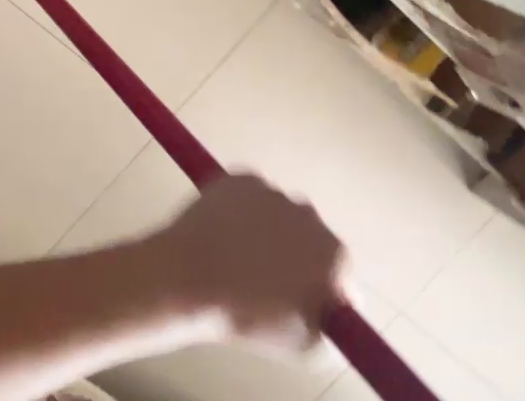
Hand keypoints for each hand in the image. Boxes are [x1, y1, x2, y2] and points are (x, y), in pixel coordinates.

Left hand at [138, 174, 344, 352]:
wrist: (185, 277)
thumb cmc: (247, 314)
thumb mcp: (306, 345)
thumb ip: (332, 328)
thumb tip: (333, 312)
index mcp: (333, 254)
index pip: (339, 273)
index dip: (322, 289)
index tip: (300, 300)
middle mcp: (309, 215)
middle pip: (311, 238)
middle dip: (297, 255)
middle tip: (267, 276)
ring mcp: (271, 191)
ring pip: (280, 213)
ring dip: (270, 228)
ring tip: (239, 252)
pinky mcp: (239, 178)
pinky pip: (251, 195)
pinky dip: (244, 207)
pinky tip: (225, 228)